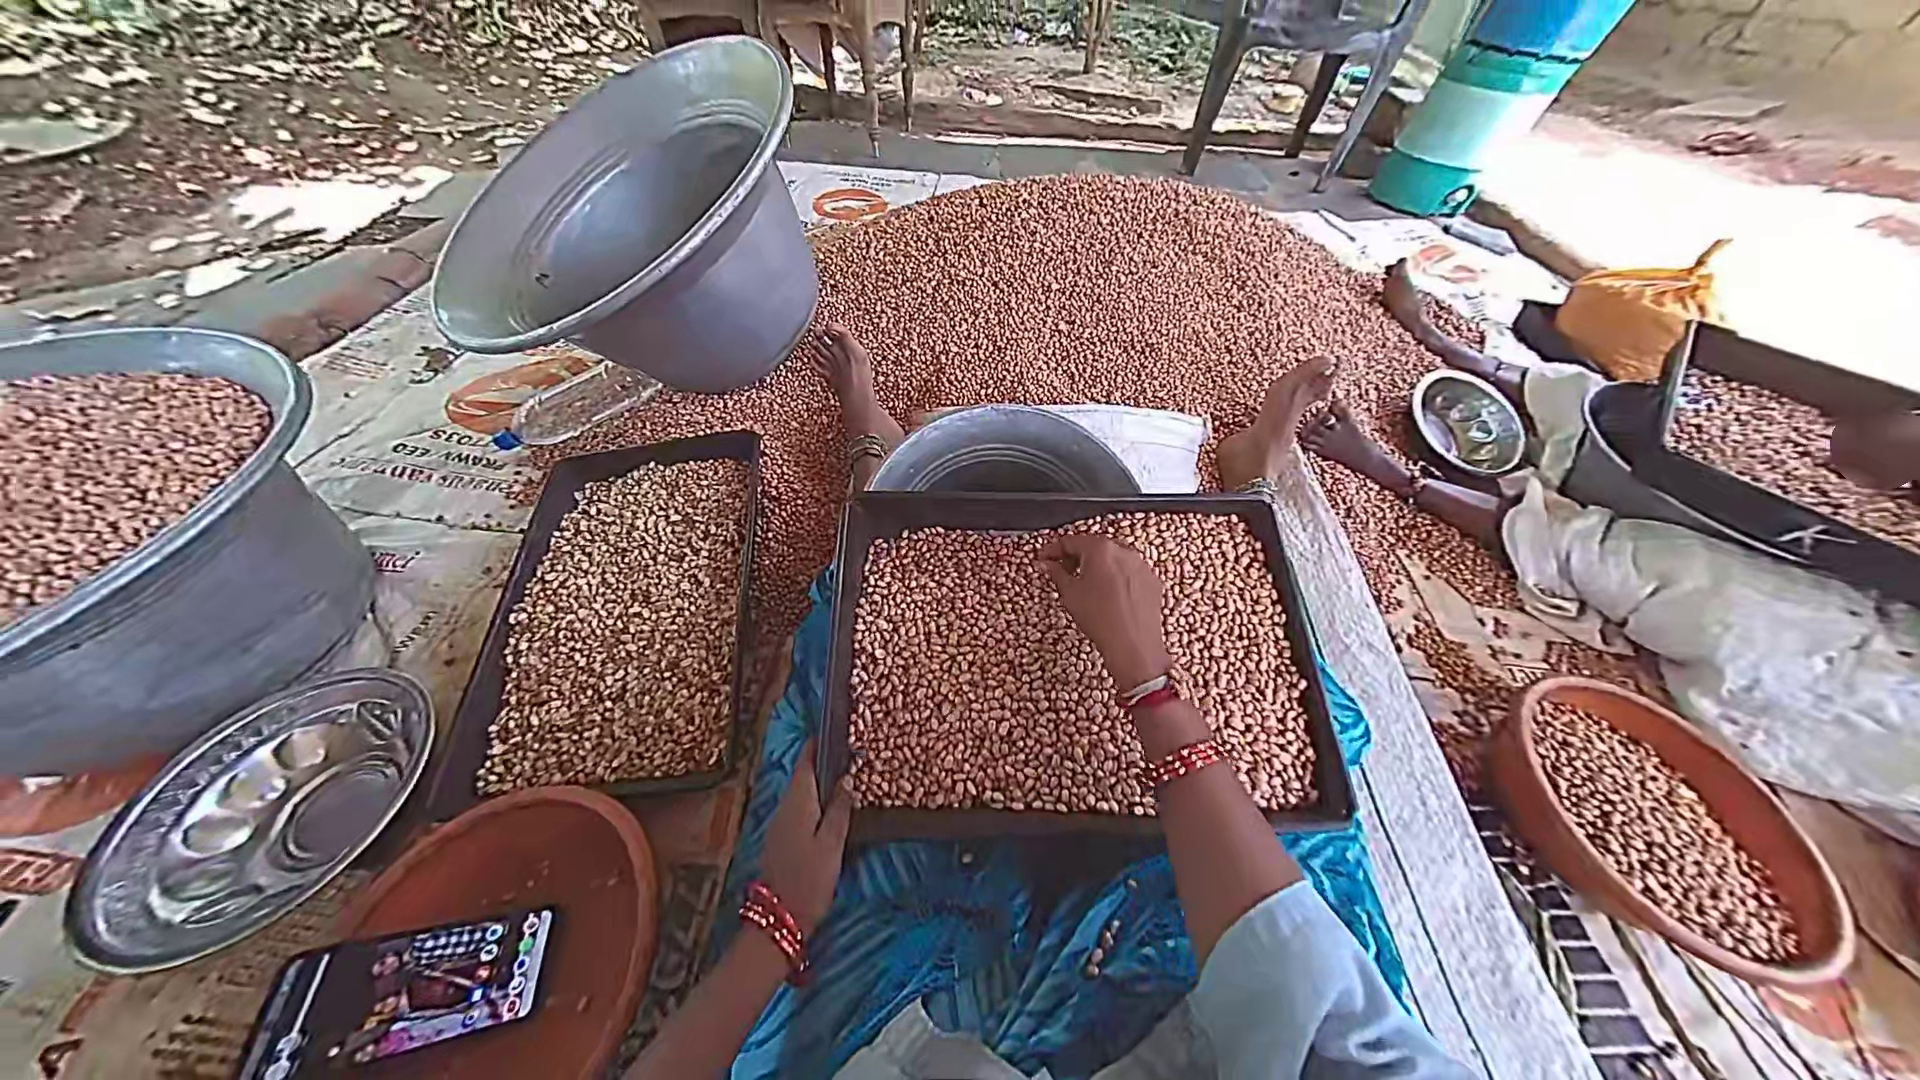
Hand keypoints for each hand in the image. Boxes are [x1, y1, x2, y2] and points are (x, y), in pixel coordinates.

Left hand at [757, 743, 852, 934]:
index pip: (805, 763)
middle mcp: (785, 808)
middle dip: (821, 763)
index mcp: (797, 802)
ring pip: (801, 794)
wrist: (779, 920)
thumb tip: (846, 778)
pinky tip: (830, 809)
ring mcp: (780, 825)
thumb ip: (840, 809)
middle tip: (847, 754)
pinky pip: (799, 810)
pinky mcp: (781, 840)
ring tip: (844, 778)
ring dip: (819, 784)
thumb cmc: (809, 878)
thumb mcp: (832, 843)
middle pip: (802, 777)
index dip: (816, 745)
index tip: (831, 731)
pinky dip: (814, 802)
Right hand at [1037, 534, 1171, 689]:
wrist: (1133, 644)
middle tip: (1060, 569)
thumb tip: (1048, 565)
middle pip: (1093, 546)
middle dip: (1074, 556)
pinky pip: (1127, 572)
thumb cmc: (1101, 619)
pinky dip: (1114, 577)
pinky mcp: (1151, 580)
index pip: (1070, 541)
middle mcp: (1123, 551)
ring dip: (1095, 566)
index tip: (1045, 558)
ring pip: (1112, 558)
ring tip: (1083, 584)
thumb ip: (1056, 573)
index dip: (1053, 549)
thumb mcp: (1069, 593)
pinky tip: (1106, 594)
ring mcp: (1140, 565)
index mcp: (1100, 549)